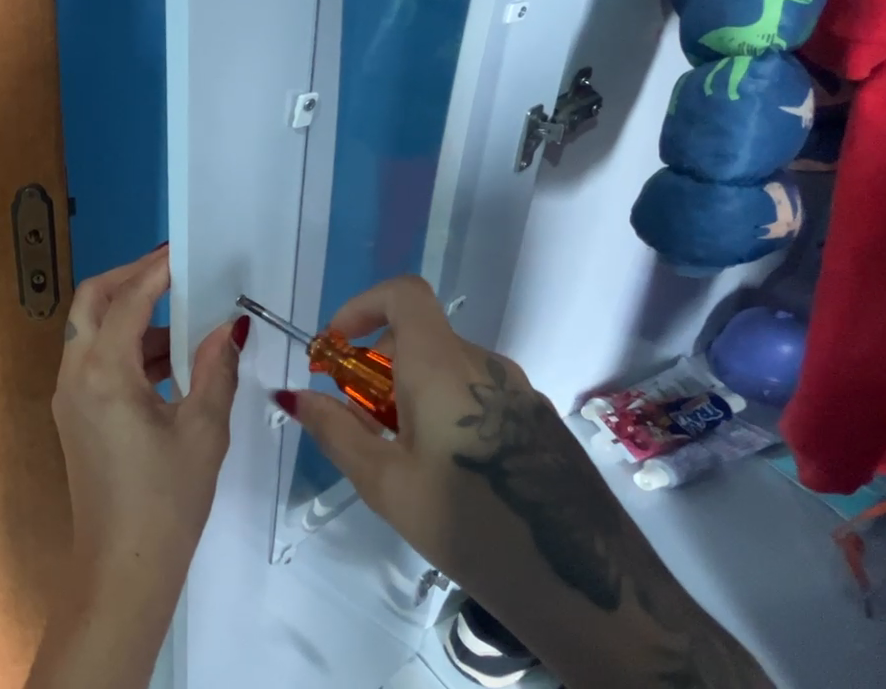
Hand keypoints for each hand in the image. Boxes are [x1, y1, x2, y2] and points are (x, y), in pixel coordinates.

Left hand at [26, 245, 246, 688]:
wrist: (121, 567)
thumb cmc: (167, 502)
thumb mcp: (203, 433)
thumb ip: (215, 370)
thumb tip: (230, 327)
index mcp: (102, 372)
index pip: (127, 301)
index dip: (154, 272)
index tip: (182, 253)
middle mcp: (73, 373)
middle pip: (90, 303)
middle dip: (128, 279)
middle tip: (170, 271)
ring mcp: (67, 394)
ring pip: (88, 331)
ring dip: (128, 316)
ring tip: (182, 318)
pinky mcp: (72, 413)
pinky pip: (92, 360)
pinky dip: (124, 348)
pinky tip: (167, 361)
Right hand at [282, 276, 771, 688]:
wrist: (591, 591)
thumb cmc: (469, 526)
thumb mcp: (384, 482)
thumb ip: (334, 429)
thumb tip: (294, 395)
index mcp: (443, 368)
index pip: (404, 294)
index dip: (361, 307)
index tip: (336, 350)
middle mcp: (486, 367)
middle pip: (420, 336)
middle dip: (375, 365)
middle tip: (356, 418)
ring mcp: (521, 395)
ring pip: (447, 368)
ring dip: (408, 391)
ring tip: (397, 452)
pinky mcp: (541, 425)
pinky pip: (478, 393)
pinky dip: (443, 408)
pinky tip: (444, 470)